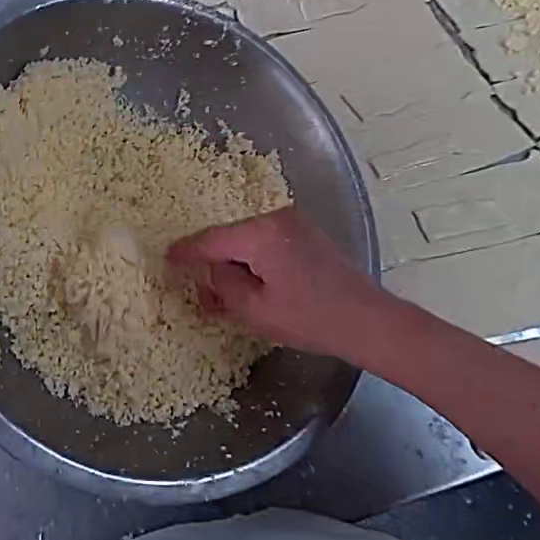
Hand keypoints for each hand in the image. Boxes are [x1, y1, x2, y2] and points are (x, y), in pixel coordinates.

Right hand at [165, 206, 388, 357]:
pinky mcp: (305, 231)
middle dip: (214, 259)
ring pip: (247, 238)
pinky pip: (265, 239)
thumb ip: (223, 285)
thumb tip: (212, 271)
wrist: (372, 322)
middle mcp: (274, 217)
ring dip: (236, 259)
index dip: (187, 251)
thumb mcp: (256, 310)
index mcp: (260, 233)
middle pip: (229, 236)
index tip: (167, 257)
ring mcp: (293, 221)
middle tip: (201, 284)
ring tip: (231, 288)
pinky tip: (256, 280)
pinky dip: (255, 256)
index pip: (211, 240)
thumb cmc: (313, 319)